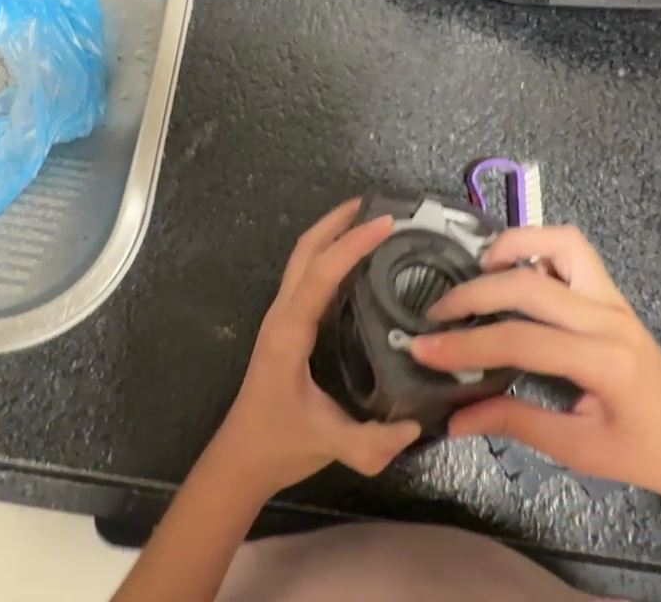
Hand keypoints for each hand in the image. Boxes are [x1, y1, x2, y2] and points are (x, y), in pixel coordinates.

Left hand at [207, 199, 422, 494]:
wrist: (243, 456)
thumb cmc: (279, 443)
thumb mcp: (329, 444)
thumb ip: (372, 442)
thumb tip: (417, 424)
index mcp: (289, 333)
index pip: (319, 275)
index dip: (351, 245)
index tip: (386, 224)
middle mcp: (282, 315)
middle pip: (304, 251)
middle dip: (337, 220)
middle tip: (377, 204)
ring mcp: (282, 317)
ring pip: (303, 259)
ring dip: (332, 233)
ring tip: (371, 221)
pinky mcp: (288, 325)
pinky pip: (308, 276)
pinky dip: (331, 255)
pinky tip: (359, 261)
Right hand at [407, 225, 660, 503]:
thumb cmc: (643, 453)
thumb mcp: (577, 449)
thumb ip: (514, 422)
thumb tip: (454, 419)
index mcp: (604, 363)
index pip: (520, 342)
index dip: (465, 345)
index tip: (423, 349)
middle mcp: (609, 319)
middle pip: (529, 285)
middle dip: (473, 295)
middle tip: (437, 314)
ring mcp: (613, 299)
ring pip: (560, 243)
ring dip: (513, 246)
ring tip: (478, 270)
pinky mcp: (611, 293)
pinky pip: (573, 250)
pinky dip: (537, 246)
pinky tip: (512, 271)